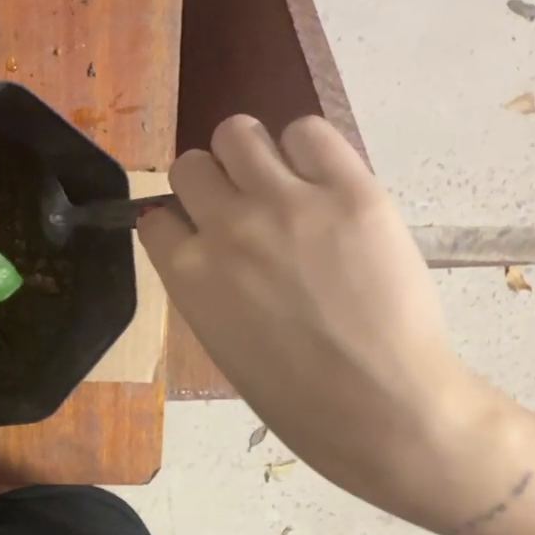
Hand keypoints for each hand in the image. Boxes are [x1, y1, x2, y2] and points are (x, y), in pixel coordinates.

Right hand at [138, 115, 520, 530]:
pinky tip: (319, 178)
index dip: (176, 222)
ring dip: (249, 153)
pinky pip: (308, 132)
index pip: (156, 217)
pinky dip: (305, 148)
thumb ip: (203, 283)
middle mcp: (227, 228)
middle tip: (239, 203)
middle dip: (208, 181)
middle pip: (191, 165)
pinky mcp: (350, 190)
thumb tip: (204, 244)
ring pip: (240, 133)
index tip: (197, 231)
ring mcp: (288, 204)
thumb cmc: (291, 391)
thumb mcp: (218, 338)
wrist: (378, 402)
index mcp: (188, 275)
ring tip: (278, 180)